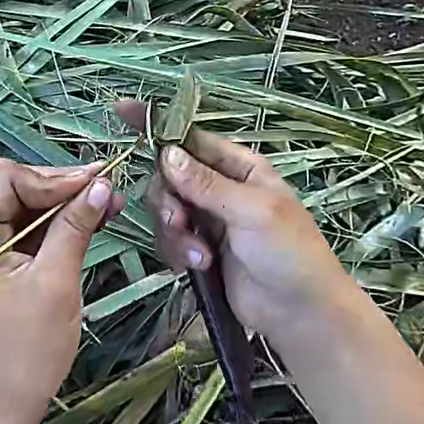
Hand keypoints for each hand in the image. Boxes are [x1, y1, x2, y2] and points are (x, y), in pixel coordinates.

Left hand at [0, 160, 125, 423]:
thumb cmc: (25, 352)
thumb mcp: (56, 283)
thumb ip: (75, 228)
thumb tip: (102, 185)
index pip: (9, 179)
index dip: (55, 177)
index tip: (99, 183)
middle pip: (16, 188)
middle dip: (63, 188)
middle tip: (109, 192)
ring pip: (24, 208)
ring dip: (65, 206)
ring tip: (109, 204)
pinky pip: (25, 232)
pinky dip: (56, 226)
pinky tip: (90, 222)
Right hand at [114, 100, 356, 345]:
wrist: (301, 313)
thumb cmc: (290, 252)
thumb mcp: (252, 211)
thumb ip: (206, 184)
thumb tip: (167, 153)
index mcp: (238, 167)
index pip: (190, 137)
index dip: (157, 125)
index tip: (123, 110)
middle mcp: (219, 187)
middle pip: (168, 176)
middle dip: (168, 200)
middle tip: (181, 221)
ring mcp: (208, 219)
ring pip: (166, 210)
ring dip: (175, 233)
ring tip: (200, 255)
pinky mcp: (199, 248)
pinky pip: (169, 239)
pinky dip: (178, 252)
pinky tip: (199, 266)